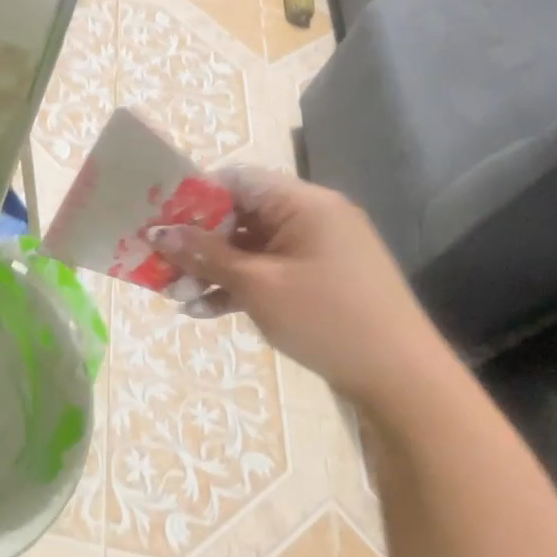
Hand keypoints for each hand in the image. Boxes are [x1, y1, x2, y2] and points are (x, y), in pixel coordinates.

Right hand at [147, 168, 452, 403]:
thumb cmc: (327, 319)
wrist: (400, 378)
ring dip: (212, 269)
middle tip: (160, 266)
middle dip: (196, 241)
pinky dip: (237, 286)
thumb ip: (205, 255)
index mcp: (304, 204)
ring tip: (177, 296)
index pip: (237, 179)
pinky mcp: (318, 280)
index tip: (156, 220)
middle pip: (239, 215)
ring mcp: (317, 250)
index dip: (193, 196)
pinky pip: (267, 271)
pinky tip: (205, 311)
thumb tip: (157, 231)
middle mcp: (311, 217)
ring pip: (249, 247)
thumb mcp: (258, 285)